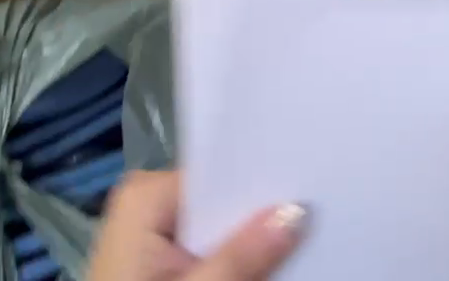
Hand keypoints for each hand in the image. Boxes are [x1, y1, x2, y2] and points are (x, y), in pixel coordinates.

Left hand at [88, 171, 304, 280]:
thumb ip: (245, 256)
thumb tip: (296, 211)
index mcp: (145, 193)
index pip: (216, 178)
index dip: (258, 189)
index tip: (304, 193)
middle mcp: (142, 199)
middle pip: (215, 202)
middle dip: (253, 221)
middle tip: (306, 223)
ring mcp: (144, 228)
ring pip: (210, 228)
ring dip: (242, 246)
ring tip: (293, 246)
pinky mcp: (148, 256)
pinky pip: (196, 246)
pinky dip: (222, 261)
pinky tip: (253, 270)